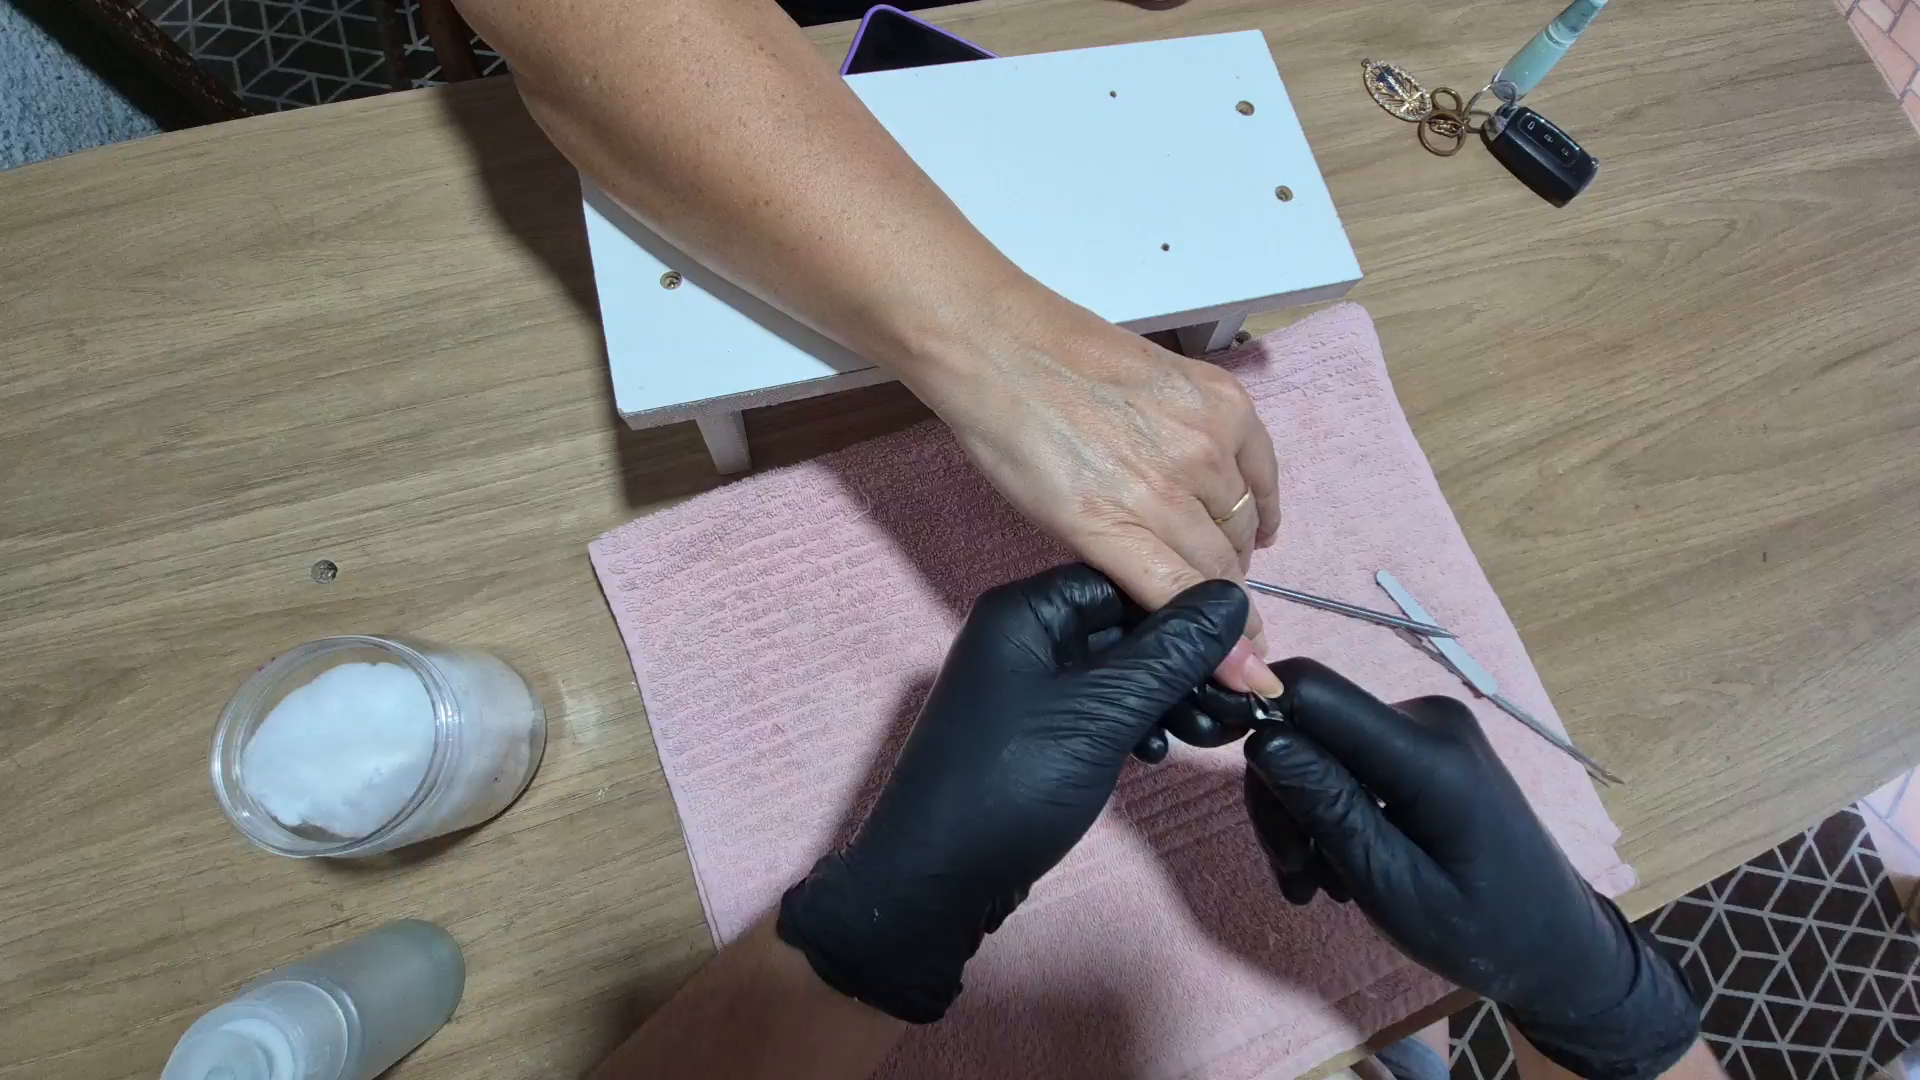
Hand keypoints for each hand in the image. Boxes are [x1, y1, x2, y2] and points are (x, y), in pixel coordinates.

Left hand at [777, 564, 1245, 1022]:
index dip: (1186, 609)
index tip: (1244, 648)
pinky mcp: (1038, 726)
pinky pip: (1099, 707)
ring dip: (1166, 696)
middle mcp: (1025, 634)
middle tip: (1238, 703)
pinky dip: (1135, 722)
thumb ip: (1170, 652)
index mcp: (1026, 609)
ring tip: (1211, 732)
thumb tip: (1233, 598)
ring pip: (1117, 671)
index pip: (1122, 579)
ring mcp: (1029, 683)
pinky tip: (1157, 751)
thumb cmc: (1014, 779)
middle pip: (1124, 626)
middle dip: (1183, 663)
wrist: (937, 879)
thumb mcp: (1101, 711)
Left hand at [915, 298, 1282, 697]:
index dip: (1228, 648)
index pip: (1189, 601)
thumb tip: (1170, 598)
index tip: (1252, 671)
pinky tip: (1254, 516)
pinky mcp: (1223, 397)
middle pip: (1223, 567)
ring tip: (1216, 548)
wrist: (1004, 350)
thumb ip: (1118, 563)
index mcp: (1109, 526)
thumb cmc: (1010, 441)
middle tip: (1207, 594)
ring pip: (1245, 522)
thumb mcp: (1052, 522)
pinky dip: (1262, 501)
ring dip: (1234, 546)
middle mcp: (1166, 487)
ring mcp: (1201, 438)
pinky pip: (1266, 468)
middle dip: (1219, 593)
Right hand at [1237, 658, 1698, 1079]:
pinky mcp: (1413, 740)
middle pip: (1304, 724)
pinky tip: (1332, 857)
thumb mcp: (1394, 888)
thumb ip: (1328, 807)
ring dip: (1298, 809)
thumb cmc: (1482, 931)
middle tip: (1291, 871)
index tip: (1221, 762)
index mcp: (1428, 753)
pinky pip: (1339, 754)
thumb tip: (1260, 737)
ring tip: (1312, 879)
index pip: (1312, 690)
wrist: (1559, 947)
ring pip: (1314, 743)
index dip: (1253, 707)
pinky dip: (1323, 803)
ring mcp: (1420, 725)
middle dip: (1281, 795)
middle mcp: (1422, 718)